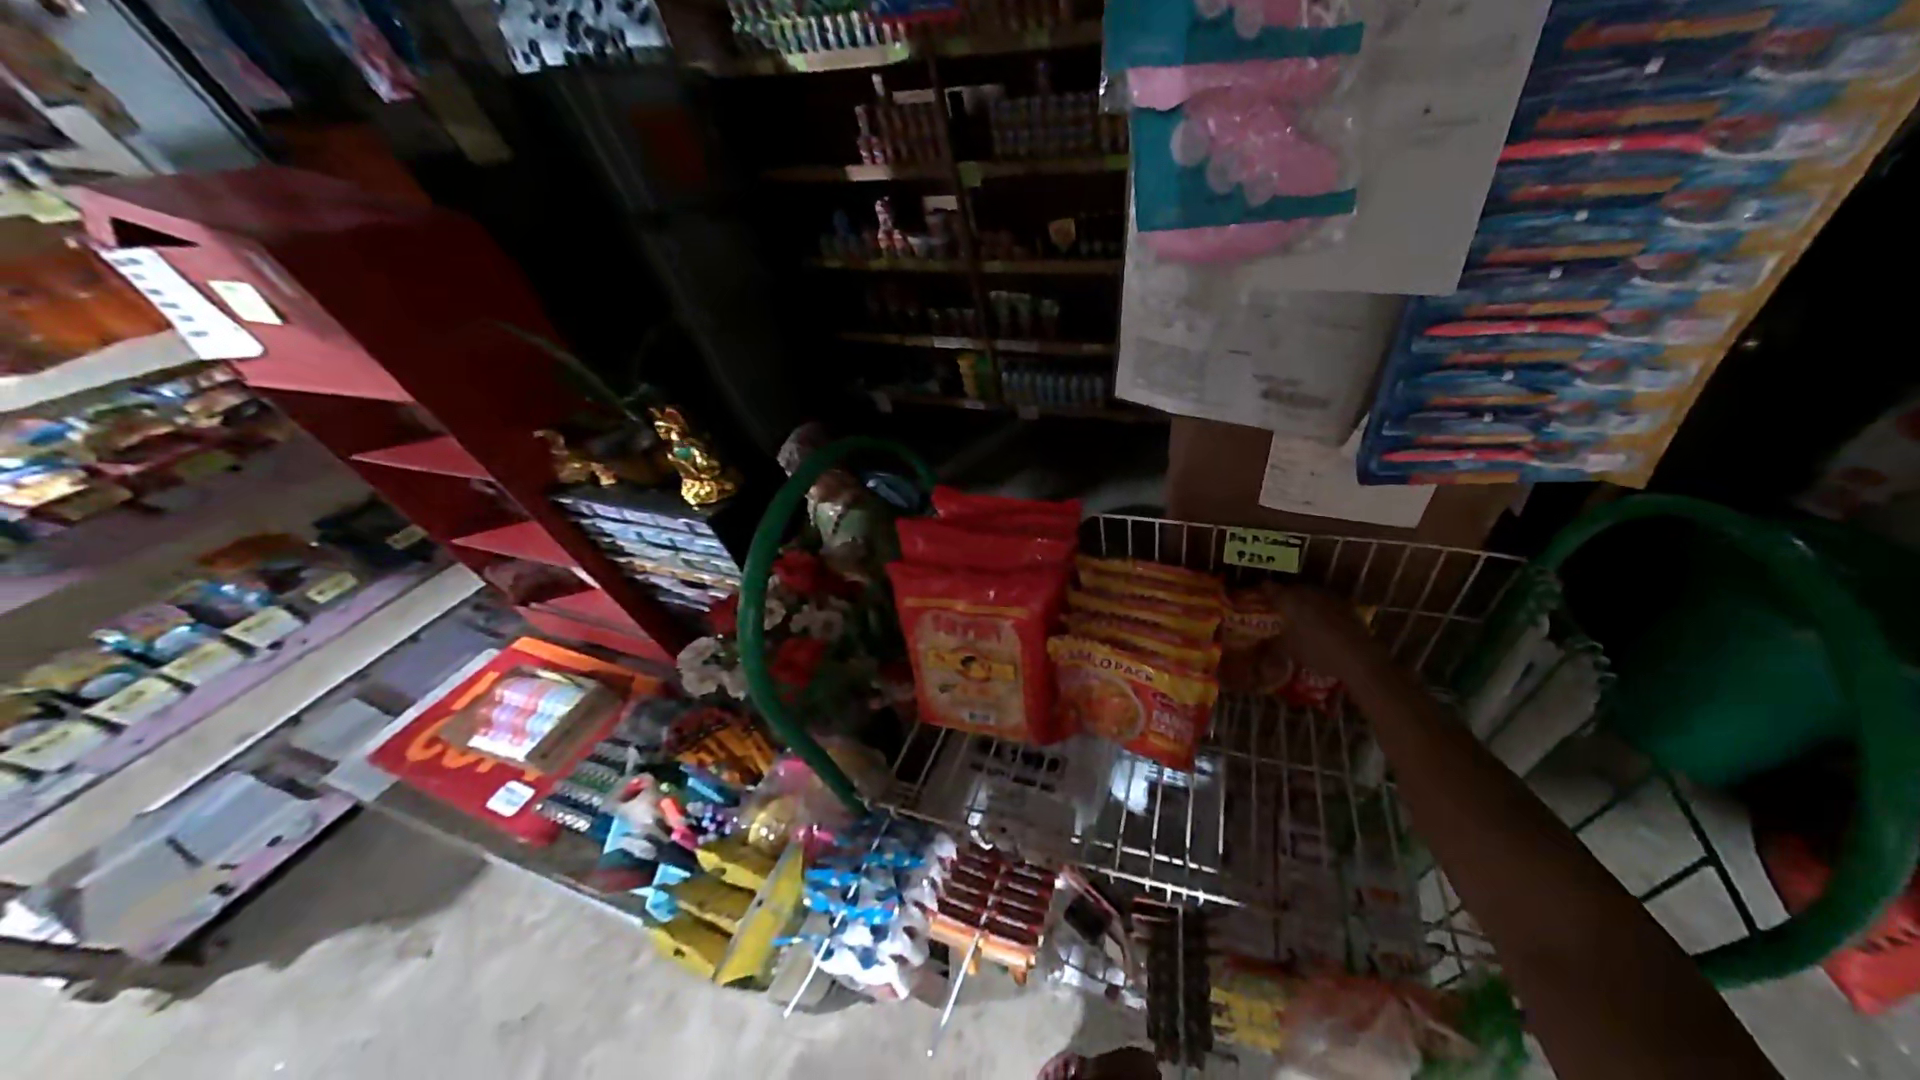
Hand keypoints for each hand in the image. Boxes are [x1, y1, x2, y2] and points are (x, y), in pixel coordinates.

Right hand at [1270, 584, 1383, 681]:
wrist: (1357, 656)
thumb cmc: (1316, 651)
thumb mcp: (1288, 650)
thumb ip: (1274, 641)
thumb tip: (1265, 640)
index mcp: (1289, 600)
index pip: (1271, 589)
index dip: (1264, 591)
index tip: (1260, 593)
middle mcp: (1308, 593)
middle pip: (1292, 589)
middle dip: (1286, 596)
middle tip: (1280, 606)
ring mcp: (1329, 597)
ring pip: (1311, 594)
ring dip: (1305, 600)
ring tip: (1301, 613)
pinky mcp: (1346, 605)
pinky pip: (1327, 602)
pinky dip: (1321, 608)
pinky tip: (1321, 620)